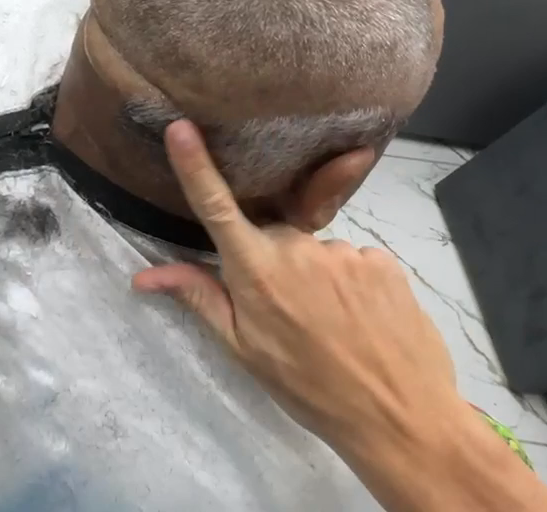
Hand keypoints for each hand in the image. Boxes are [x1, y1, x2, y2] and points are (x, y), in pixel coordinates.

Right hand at [131, 122, 461, 452]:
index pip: (215, 207)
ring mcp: (343, 251)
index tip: (179, 125)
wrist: (404, 422)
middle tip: (288, 313)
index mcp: (256, 270)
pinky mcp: (383, 261)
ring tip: (332, 323)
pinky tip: (362, 318)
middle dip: (271, 262)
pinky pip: (352, 260)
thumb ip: (198, 298)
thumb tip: (142, 275)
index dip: (194, 164)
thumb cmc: (310, 389)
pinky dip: (350, 282)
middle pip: (270, 235)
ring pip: (313, 249)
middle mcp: (297, 248)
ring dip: (314, 275)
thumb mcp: (243, 350)